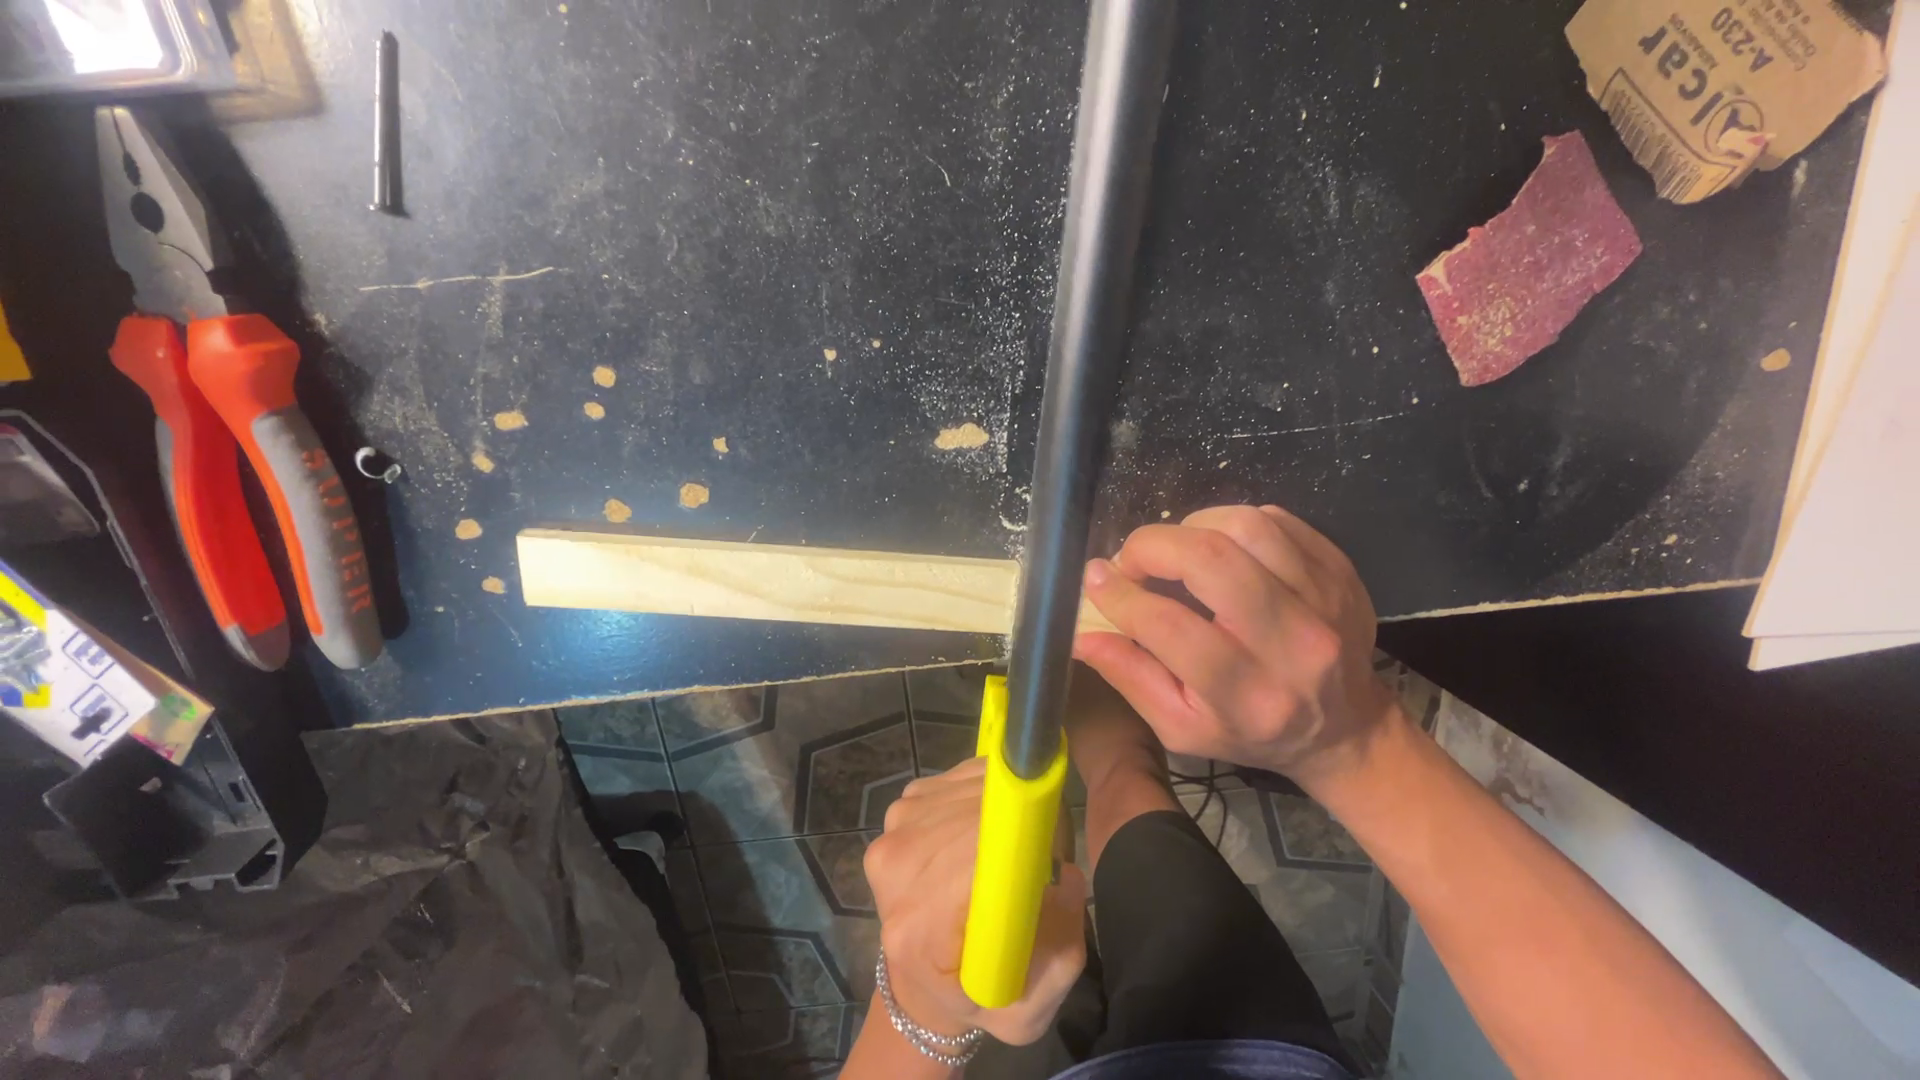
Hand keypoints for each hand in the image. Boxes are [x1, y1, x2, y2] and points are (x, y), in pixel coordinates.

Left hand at [863, 759, 1087, 1045]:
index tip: (1046, 847)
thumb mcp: (1028, 1009)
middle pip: (974, 814)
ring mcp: (896, 829)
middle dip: (1022, 824)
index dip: (1015, 840)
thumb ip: (1059, 955)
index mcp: (919, 929)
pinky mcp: (905, 804)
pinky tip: (988, 831)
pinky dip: (987, 794)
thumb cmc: (978, 999)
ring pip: (973, 790)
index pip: (971, 859)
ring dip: (1006, 808)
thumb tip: (1065, 874)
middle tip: (1045, 856)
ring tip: (1014, 850)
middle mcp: (895, 869)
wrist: (921, 979)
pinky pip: (962, 779)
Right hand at [1072, 504, 1396, 788]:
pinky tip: (1218, 548)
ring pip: (1245, 527)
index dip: (1122, 596)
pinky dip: (1231, 523)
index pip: (1172, 627)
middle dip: (1154, 547)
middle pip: (1213, 561)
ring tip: (1175, 553)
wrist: (1345, 727)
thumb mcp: (1181, 727)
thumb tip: (1082, 633)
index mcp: (1248, 695)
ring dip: (1192, 529)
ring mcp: (1324, 599)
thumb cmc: (1250, 732)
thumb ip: (1131, 677)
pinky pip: (1275, 519)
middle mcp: (1294, 644)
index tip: (1095, 580)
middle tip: (1132, 560)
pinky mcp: (1338, 570)